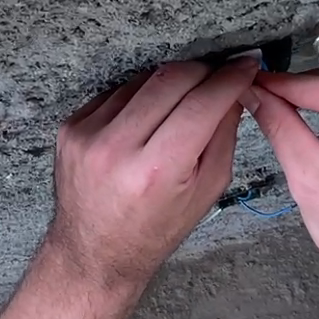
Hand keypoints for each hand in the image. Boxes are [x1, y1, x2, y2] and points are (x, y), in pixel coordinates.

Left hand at [44, 58, 256, 289]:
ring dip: (173, 83)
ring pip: (145, 79)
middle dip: (204, 71)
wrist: (94, 253)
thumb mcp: (207, 190)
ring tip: (182, 106)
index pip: (203, 103)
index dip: (230, 78)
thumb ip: (225, 135)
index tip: (246, 65)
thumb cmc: (155, 228)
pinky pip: (119, 91)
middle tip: (220, 77)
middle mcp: (117, 149)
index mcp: (156, 171)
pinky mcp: (72, 127)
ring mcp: (88, 135)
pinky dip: (143, 95)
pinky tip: (150, 118)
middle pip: (172, 78)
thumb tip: (236, 90)